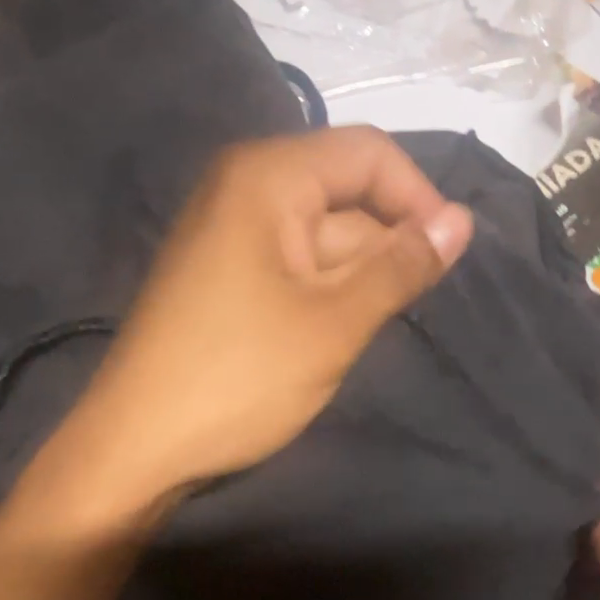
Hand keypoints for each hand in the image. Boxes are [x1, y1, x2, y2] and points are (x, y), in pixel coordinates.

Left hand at [74, 126, 472, 498]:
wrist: (138, 445)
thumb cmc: (240, 378)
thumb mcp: (335, 323)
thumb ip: (401, 267)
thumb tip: (461, 221)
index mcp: (267, 177)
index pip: (368, 153)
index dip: (418, 199)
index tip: (448, 260)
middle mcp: (243, 188)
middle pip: (345, 196)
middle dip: (383, 252)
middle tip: (393, 317)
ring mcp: (228, 234)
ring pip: (322, 239)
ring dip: (354, 283)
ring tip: (350, 338)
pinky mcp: (221, 276)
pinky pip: (292, 267)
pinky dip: (323, 296)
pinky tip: (326, 341)